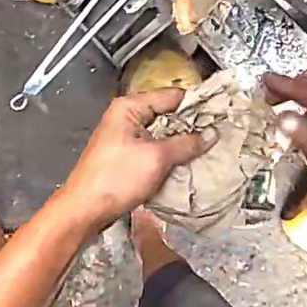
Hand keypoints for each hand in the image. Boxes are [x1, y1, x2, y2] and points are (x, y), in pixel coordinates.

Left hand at [53, 89, 216, 228]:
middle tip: (219, 133)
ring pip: (162, 134)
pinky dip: (170, 155)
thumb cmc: (115, 179)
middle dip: (191, 125)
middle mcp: (126, 117)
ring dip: (182, 142)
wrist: (85, 209)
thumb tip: (211, 134)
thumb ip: (186, 144)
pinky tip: (188, 163)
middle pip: (167, 114)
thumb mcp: (156, 158)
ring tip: (209, 148)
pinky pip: (155, 149)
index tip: (221, 113)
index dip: (196, 104)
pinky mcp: (127, 156)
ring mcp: (125, 137)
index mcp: (129, 107)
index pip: (171, 96)